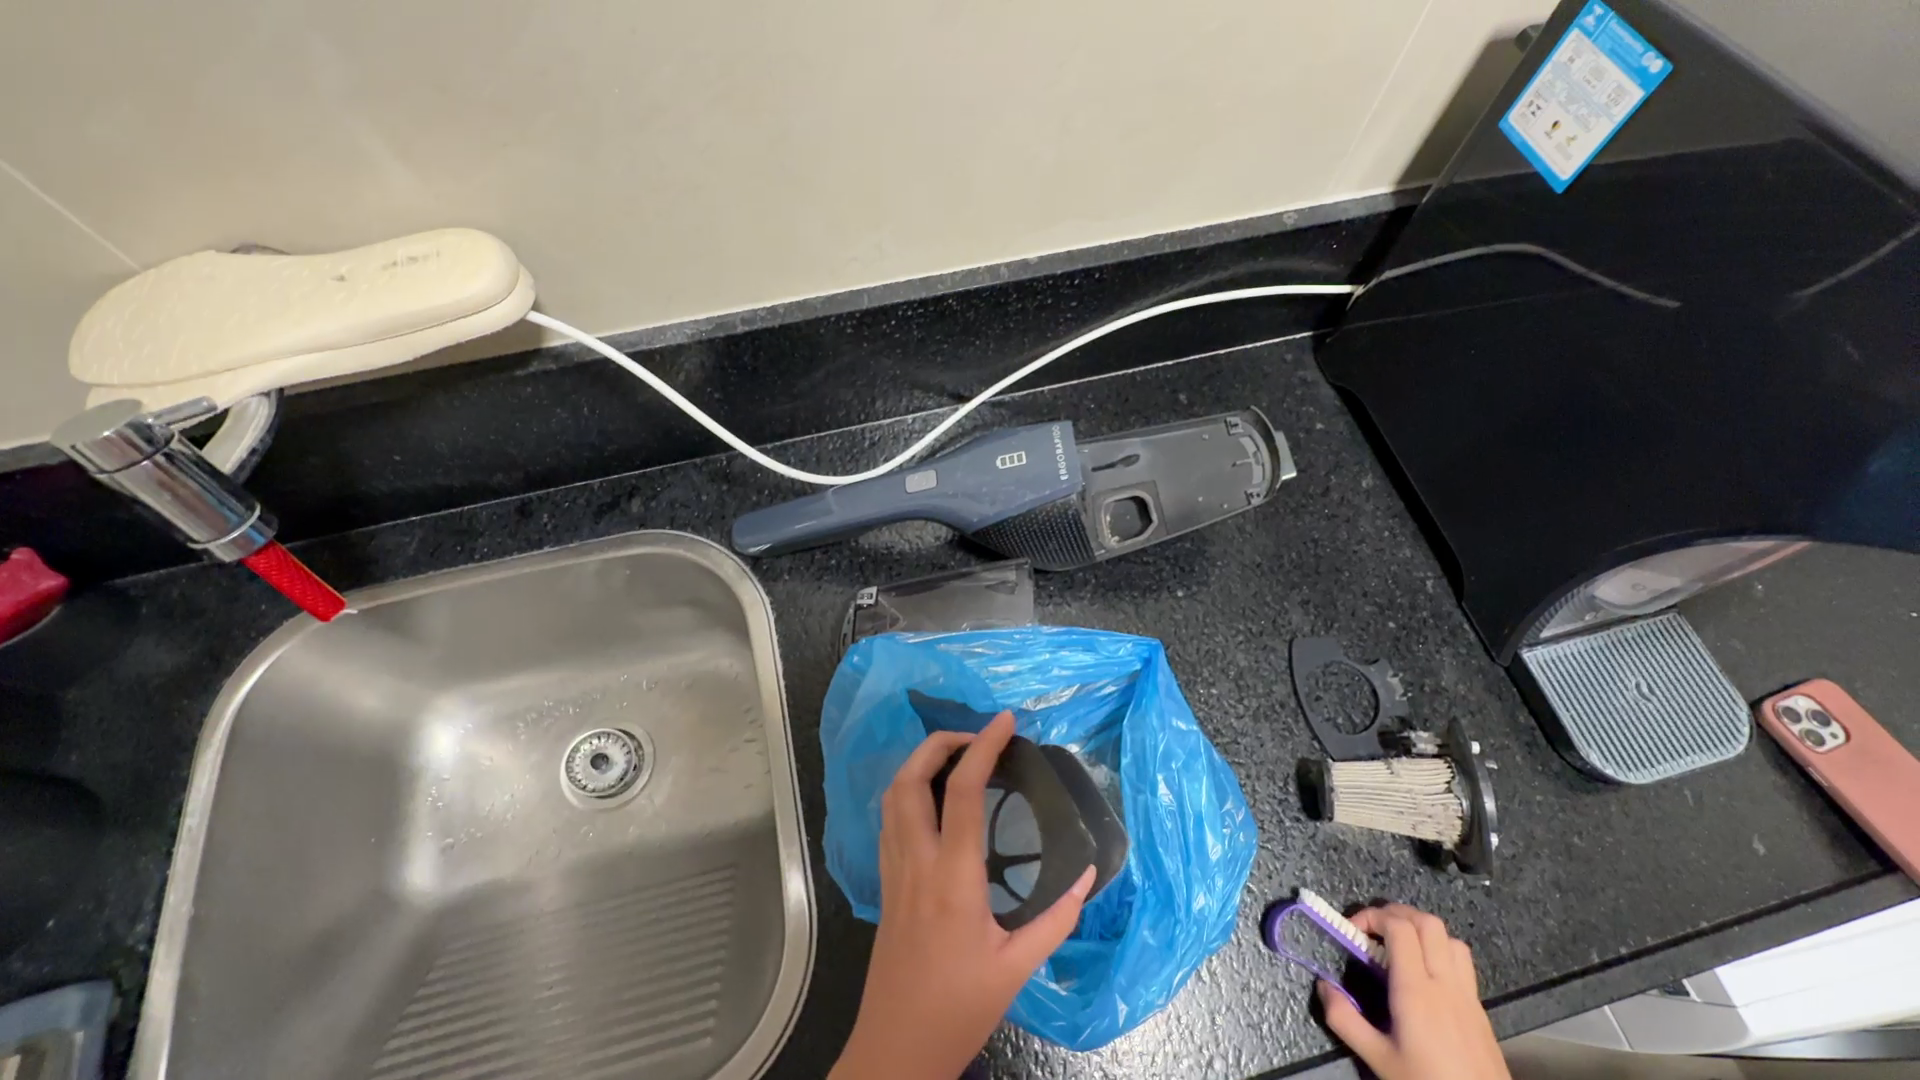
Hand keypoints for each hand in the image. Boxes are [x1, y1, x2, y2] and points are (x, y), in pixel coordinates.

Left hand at [830, 711, 1094, 1079]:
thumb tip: (1089, 874)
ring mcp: (893, 873)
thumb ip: (1056, 918)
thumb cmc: (960, 1008)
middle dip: (936, 744)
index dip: (983, 747)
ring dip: (918, 765)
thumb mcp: (1018, 968)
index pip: (964, 793)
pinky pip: (889, 822)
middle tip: (974, 736)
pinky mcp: (884, 886)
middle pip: (909, 780)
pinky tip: (934, 802)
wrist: (896, 1047)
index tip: (1004, 721)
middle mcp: (916, 863)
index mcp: (953, 878)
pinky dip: (907, 793)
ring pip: (891, 798)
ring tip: (955, 758)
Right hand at [1319, 904, 1510, 1079]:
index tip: (1352, 930)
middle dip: (1396, 914)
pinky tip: (1424, 970)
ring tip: (1398, 944)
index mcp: (1416, 991)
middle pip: (1427, 922)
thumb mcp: (1377, 1058)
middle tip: (1372, 929)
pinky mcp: (1479, 1005)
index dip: (1373, 916)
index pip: (1400, 928)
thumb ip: (1344, 1019)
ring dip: (1421, 929)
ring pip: (1449, 936)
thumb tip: (1323, 985)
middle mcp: (1444, 982)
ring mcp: (1466, 992)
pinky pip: (1461, 959)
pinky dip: (1439, 948)